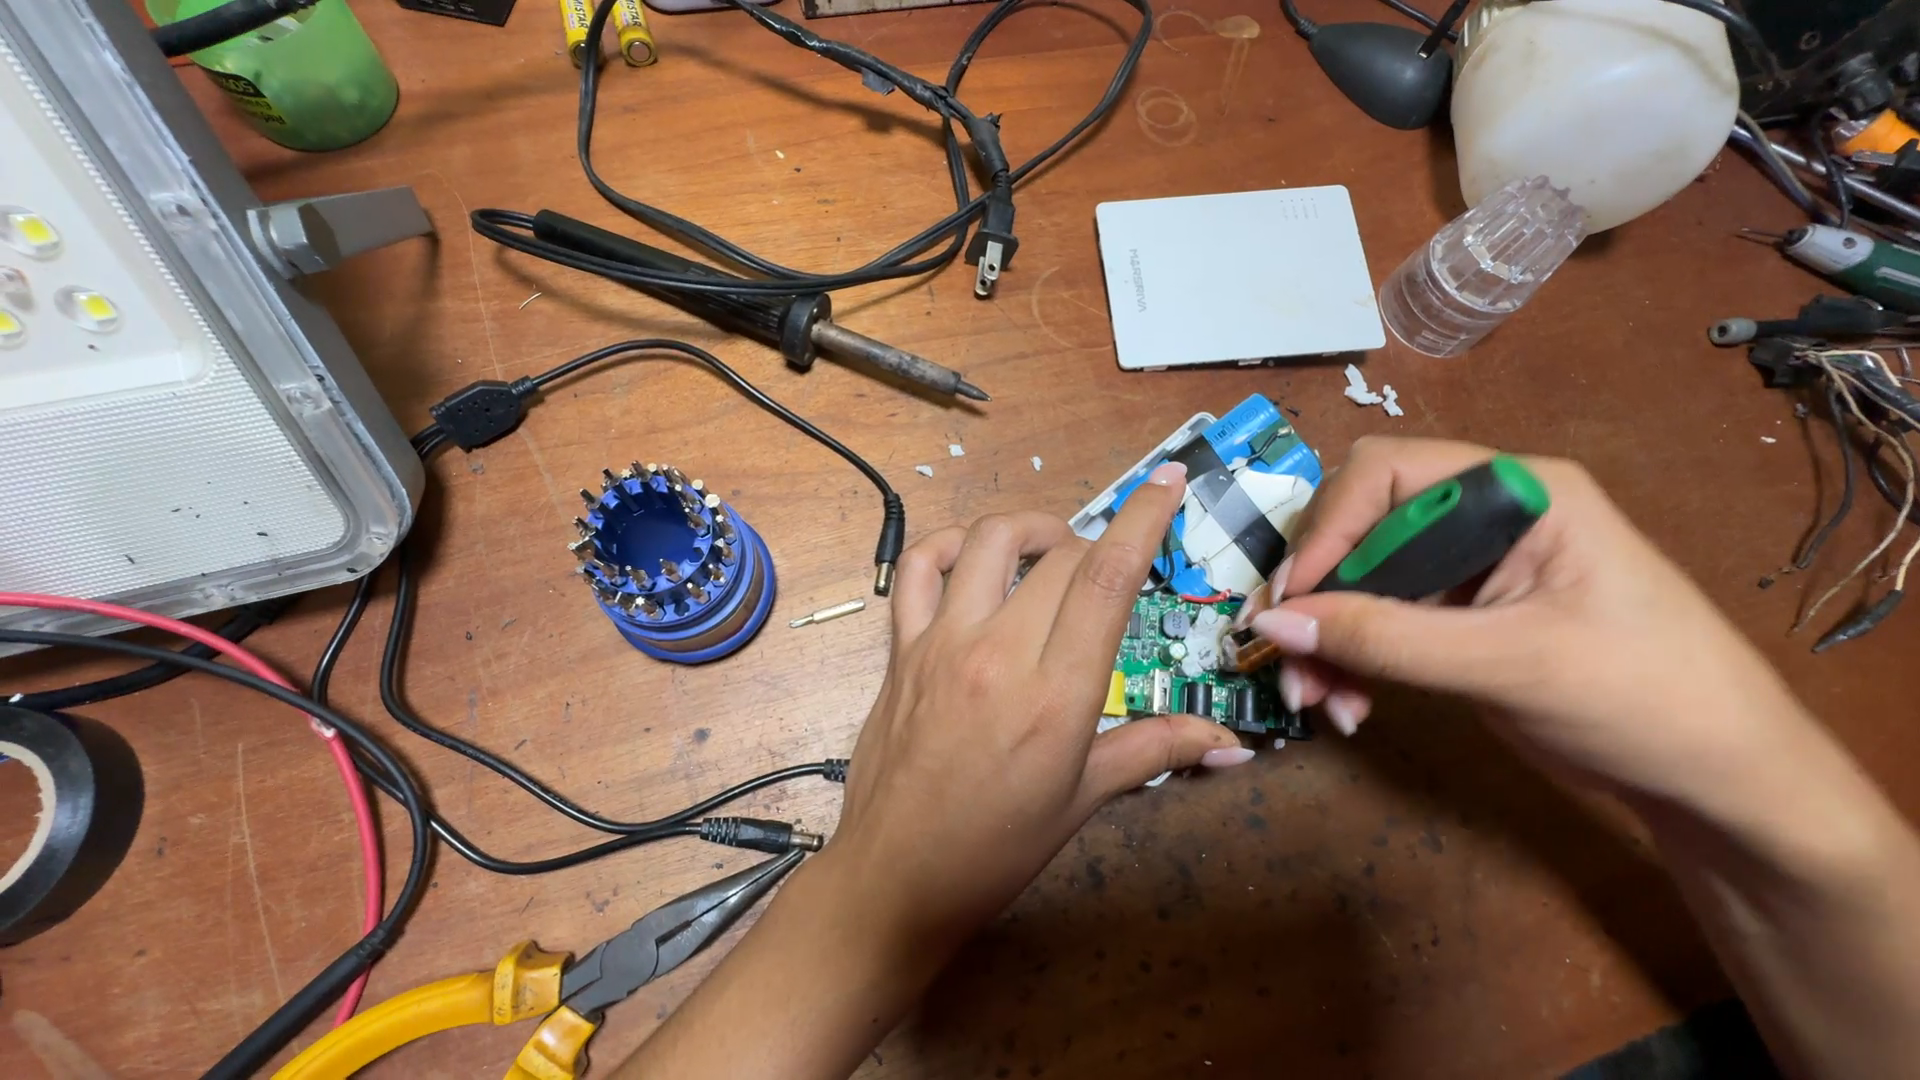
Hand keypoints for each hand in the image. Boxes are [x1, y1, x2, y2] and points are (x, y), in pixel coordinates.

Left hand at [823, 461, 1249, 947]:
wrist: (898, 874)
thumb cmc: (998, 846)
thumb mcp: (1083, 800)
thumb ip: (1155, 751)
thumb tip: (1231, 744)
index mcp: (1056, 694)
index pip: (1108, 579)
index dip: (1142, 519)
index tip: (1167, 482)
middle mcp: (999, 652)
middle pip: (1060, 556)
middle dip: (1096, 544)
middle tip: (1105, 570)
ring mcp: (941, 643)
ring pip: (989, 542)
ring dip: (1030, 529)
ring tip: (1050, 550)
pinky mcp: (901, 647)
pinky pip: (918, 568)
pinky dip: (950, 545)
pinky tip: (974, 560)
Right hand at [1240, 436, 1806, 803]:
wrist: (1720, 784)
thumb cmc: (1644, 699)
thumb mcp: (1508, 664)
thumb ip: (1384, 639)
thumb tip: (1271, 624)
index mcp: (1514, 493)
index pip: (1384, 473)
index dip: (1326, 528)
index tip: (1291, 600)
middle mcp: (1479, 517)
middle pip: (1355, 527)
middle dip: (1314, 595)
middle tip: (1286, 656)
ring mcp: (1463, 568)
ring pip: (1353, 581)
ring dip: (1321, 637)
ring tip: (1313, 698)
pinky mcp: (1451, 615)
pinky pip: (1371, 622)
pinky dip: (1346, 660)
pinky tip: (1347, 704)